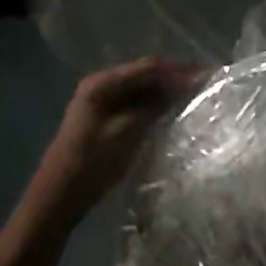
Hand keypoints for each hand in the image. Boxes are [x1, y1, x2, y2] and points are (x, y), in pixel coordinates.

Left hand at [39, 56, 201, 215]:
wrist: (58, 198)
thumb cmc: (92, 163)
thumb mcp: (128, 131)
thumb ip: (157, 104)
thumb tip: (188, 83)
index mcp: (102, 83)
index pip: (149, 67)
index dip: (179, 70)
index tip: (207, 77)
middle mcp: (101, 84)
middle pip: (146, 73)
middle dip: (175, 77)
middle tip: (205, 84)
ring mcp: (101, 100)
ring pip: (142, 87)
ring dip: (167, 89)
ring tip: (195, 95)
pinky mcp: (104, 116)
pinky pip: (136, 101)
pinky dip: (155, 102)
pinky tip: (172, 110)